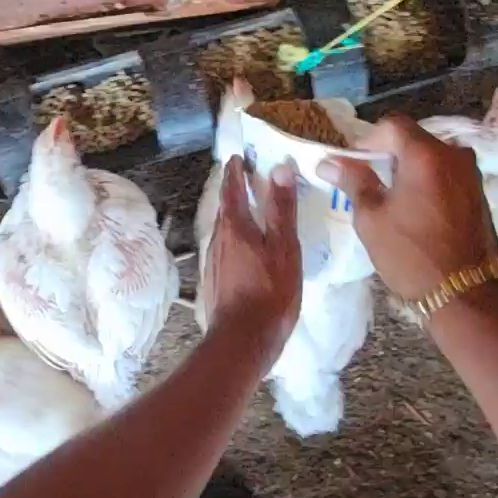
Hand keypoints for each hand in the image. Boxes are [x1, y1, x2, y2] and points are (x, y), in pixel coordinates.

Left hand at [203, 156, 301, 348]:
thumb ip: (282, 209)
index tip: (239, 157)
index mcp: (235, 227)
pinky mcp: (215, 280)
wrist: (243, 340)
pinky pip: (226, 248)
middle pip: (225, 208)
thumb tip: (280, 169)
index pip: (232, 189)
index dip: (235, 171)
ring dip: (236, 215)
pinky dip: (236, 238)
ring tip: (252, 210)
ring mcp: (214, 261)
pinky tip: (248, 248)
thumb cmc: (270, 292)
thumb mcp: (284, 247)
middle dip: (235, 191)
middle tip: (248, 178)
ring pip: (224, 229)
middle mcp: (218, 239)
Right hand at [317, 115, 497, 300]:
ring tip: (390, 198)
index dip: (368, 139)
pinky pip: (446, 175)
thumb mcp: (372, 217)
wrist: (464, 293)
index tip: (354, 163)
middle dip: (388, 154)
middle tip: (368, 181)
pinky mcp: (479, 194)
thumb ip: (353, 181)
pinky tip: (414, 209)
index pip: (393, 125)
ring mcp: (471, 174)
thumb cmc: (410, 253)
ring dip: (409, 169)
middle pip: (414, 139)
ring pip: (432, 157)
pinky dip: (427, 182)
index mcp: (426, 154)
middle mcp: (455, 155)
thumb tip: (328, 162)